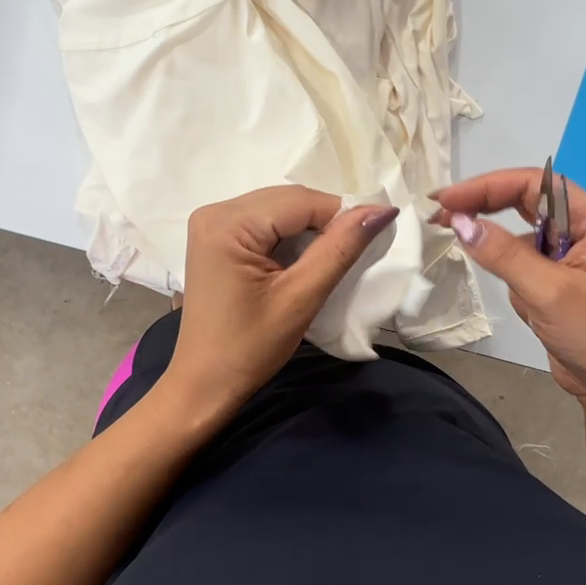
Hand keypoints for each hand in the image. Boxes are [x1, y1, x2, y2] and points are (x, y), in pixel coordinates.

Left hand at [161, 185, 398, 413]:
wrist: (205, 383)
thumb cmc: (250, 348)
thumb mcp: (300, 298)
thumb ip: (340, 249)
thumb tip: (381, 211)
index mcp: (228, 223)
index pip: (301, 201)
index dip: (343, 216)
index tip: (376, 239)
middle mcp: (214, 212)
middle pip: (288, 201)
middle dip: (326, 221)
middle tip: (356, 252)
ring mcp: (211, 224)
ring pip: (278, 210)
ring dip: (309, 230)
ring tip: (331, 260)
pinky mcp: (215, 240)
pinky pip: (263, 224)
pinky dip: (289, 238)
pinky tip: (302, 262)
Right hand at [432, 170, 585, 429]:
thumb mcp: (550, 292)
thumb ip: (503, 254)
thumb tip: (459, 221)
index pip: (532, 184)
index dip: (485, 186)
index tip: (445, 201)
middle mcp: (581, 230)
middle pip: (522, 205)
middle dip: (484, 212)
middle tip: (438, 217)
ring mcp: (567, 259)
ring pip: (517, 244)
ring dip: (508, 267)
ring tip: (528, 301)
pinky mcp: (554, 286)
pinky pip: (520, 274)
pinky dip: (517, 291)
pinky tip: (536, 317)